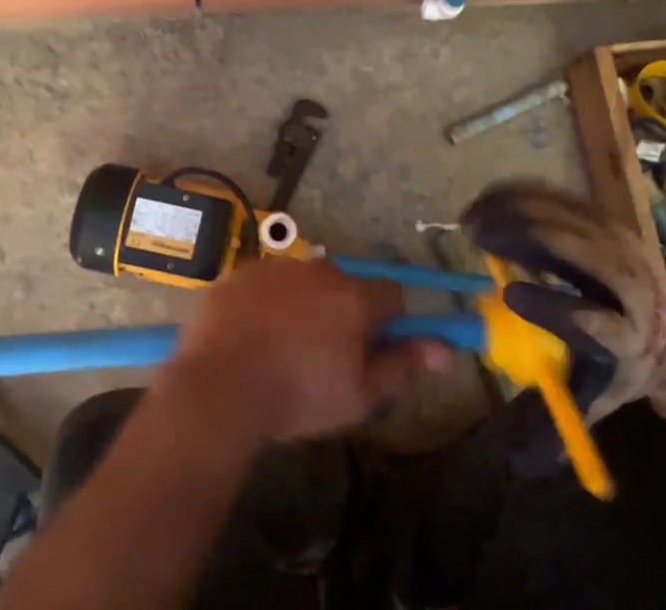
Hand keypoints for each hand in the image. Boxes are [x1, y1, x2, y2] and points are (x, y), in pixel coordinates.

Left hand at [160, 258, 450, 443]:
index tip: (375, 348)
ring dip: (302, 305)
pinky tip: (251, 337)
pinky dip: (263, 304)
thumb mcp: (360, 394)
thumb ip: (403, 365)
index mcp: (353, 295)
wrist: (219, 390)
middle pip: (344, 285)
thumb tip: (446, 349)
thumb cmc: (298, 396)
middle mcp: (316, 270)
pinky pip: (262, 285)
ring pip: (301, 283)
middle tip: (325, 354)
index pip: (391, 294)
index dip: (389, 321)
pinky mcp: (235, 276)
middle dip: (343, 311)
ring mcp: (272, 269)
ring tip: (282, 348)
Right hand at [462, 182, 665, 420]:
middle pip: (583, 250)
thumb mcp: (599, 397)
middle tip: (474, 235)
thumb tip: (531, 457)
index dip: (554, 307)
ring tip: (474, 217)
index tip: (510, 296)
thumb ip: (565, 420)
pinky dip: (526, 195)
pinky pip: (566, 200)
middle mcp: (629, 286)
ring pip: (572, 217)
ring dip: (518, 209)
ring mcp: (623, 247)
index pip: (593, 321)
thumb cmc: (625, 369)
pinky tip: (492, 199)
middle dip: (526, 235)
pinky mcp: (610, 222)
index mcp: (625, 336)